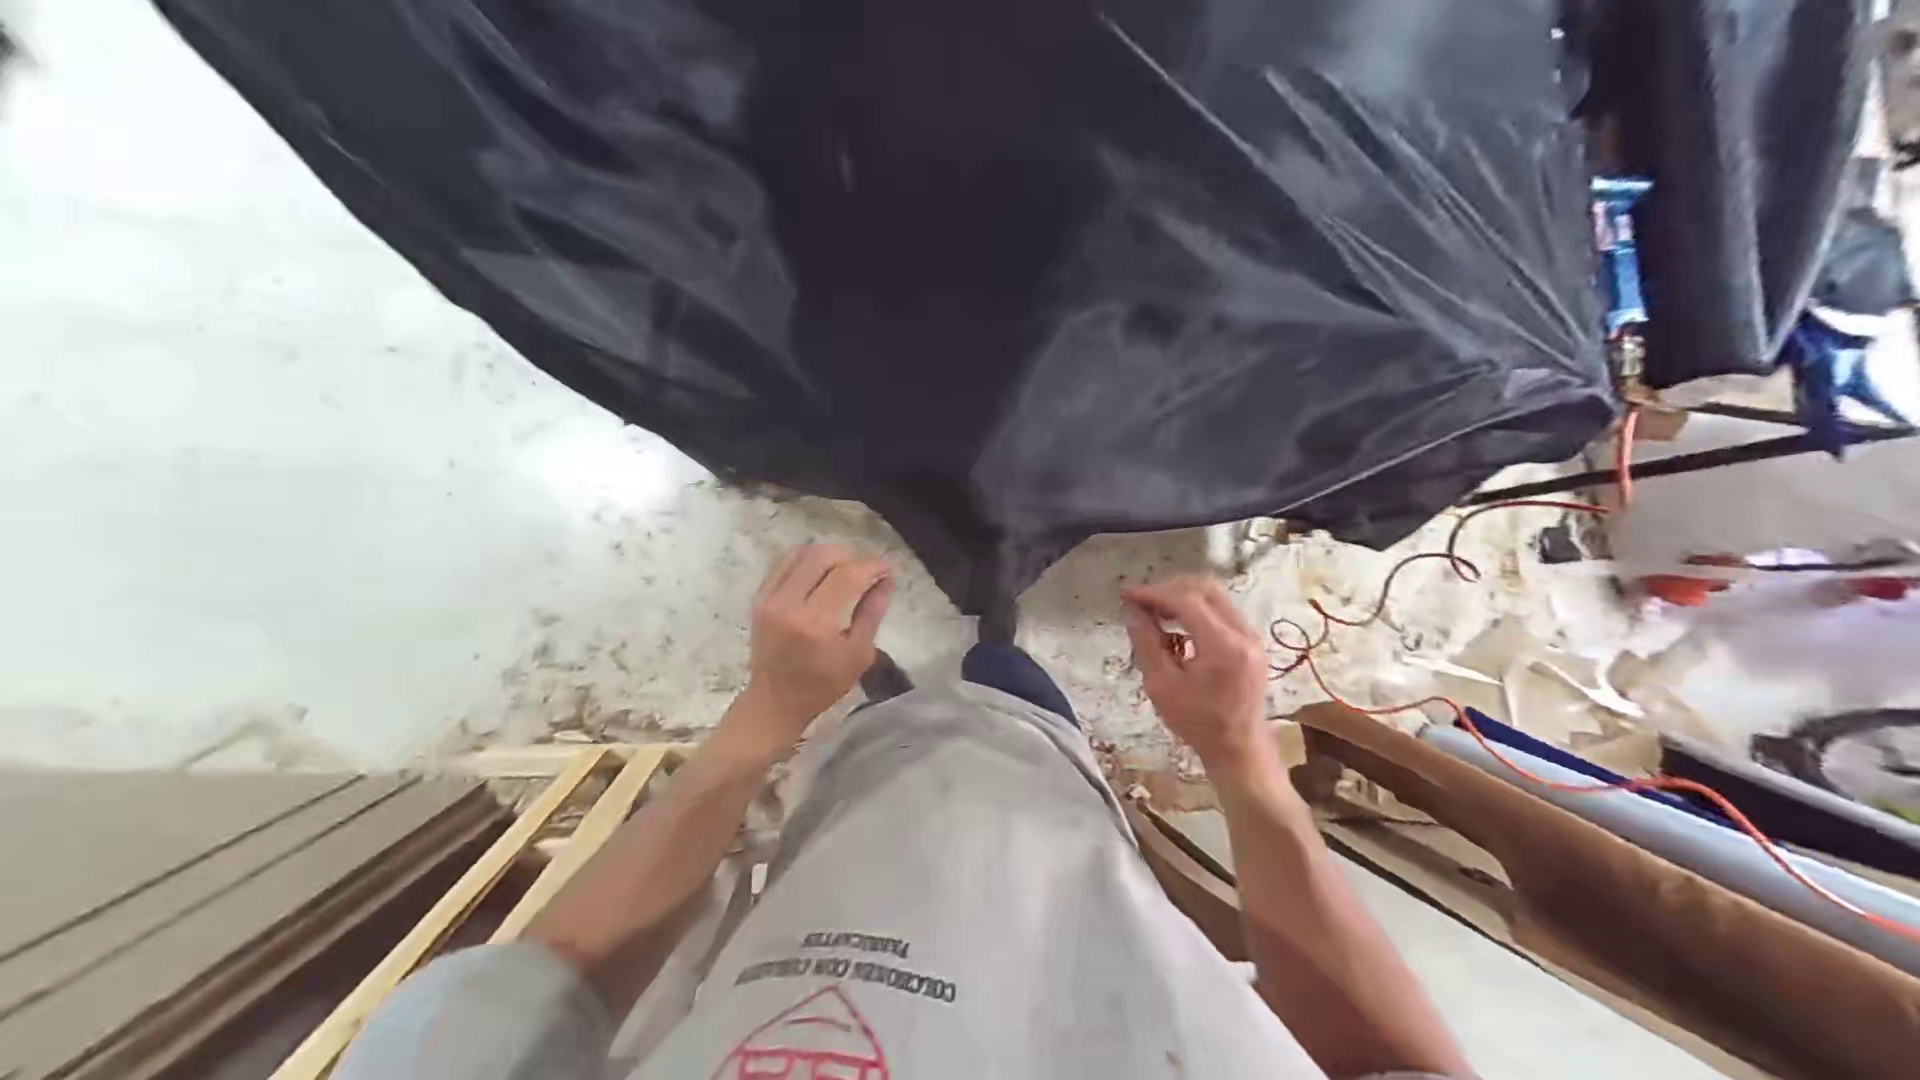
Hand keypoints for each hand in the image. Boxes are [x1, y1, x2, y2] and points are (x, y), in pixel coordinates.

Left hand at [730, 544, 893, 750]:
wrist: (774, 701)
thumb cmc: (822, 685)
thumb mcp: (859, 655)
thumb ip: (872, 613)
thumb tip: (886, 580)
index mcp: (815, 623)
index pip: (847, 576)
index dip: (872, 566)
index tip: (888, 569)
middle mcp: (788, 604)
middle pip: (822, 556)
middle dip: (852, 556)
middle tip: (867, 569)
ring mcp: (769, 598)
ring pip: (802, 553)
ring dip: (829, 555)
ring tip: (846, 568)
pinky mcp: (759, 597)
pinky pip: (784, 563)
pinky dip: (807, 560)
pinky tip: (822, 572)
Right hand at [1121, 577, 1271, 775]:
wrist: (1238, 749)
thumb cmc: (1196, 722)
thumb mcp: (1161, 685)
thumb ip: (1146, 642)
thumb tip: (1132, 610)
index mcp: (1223, 646)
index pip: (1187, 600)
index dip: (1154, 593)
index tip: (1128, 596)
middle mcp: (1244, 634)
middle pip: (1205, 589)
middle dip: (1170, 590)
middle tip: (1143, 604)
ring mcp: (1252, 637)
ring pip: (1215, 596)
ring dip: (1183, 598)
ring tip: (1157, 614)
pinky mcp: (1251, 643)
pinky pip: (1222, 611)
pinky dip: (1197, 610)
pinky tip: (1177, 627)